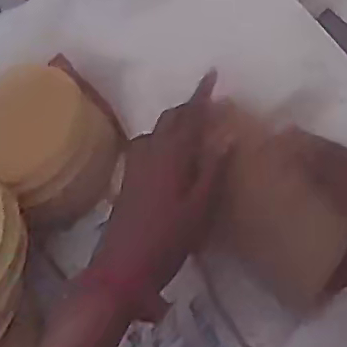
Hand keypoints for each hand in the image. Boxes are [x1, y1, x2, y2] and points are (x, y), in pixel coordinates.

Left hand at [87, 73, 229, 315]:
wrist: (119, 272)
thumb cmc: (167, 239)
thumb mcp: (200, 207)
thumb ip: (213, 168)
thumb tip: (228, 134)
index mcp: (173, 154)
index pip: (190, 114)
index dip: (201, 93)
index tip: (212, 73)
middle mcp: (152, 152)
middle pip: (171, 118)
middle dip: (189, 107)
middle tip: (208, 105)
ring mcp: (135, 166)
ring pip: (157, 131)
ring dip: (174, 122)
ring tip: (191, 128)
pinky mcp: (127, 181)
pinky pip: (146, 145)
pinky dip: (160, 138)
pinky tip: (167, 154)